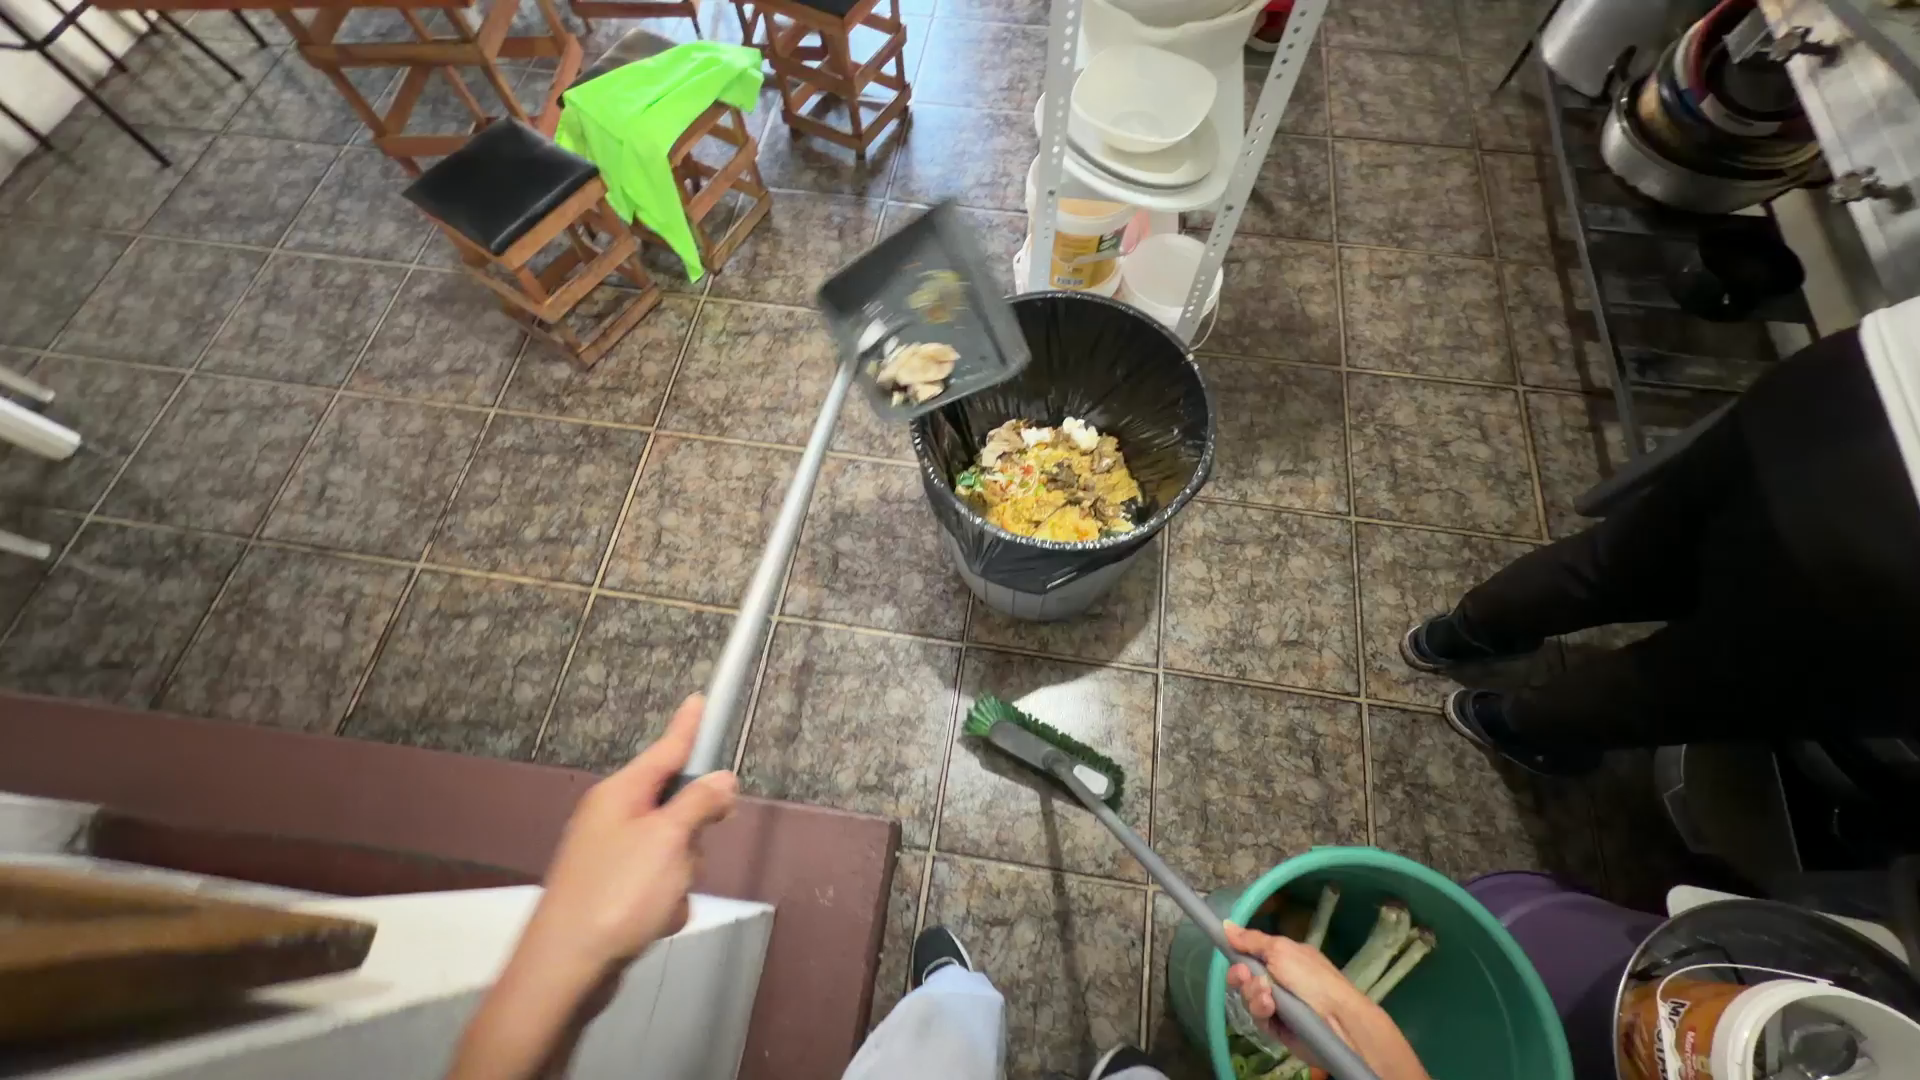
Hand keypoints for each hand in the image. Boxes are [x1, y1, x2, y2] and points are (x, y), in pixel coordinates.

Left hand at [447, 695, 738, 1079]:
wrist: (562, 971)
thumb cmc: (618, 893)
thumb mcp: (669, 841)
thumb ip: (699, 804)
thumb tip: (721, 779)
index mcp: (622, 794)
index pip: (666, 749)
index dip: (689, 726)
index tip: (699, 697)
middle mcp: (614, 817)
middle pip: (677, 802)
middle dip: (694, 830)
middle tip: (691, 850)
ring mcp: (610, 855)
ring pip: (673, 846)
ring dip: (682, 871)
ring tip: (665, 897)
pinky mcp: (611, 890)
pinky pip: (657, 880)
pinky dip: (665, 898)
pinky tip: (655, 920)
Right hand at [1224, 922, 1431, 1079]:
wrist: (1339, 1022)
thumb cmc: (1312, 978)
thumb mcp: (1280, 949)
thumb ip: (1251, 940)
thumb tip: (1226, 924)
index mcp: (1281, 957)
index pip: (1250, 952)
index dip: (1237, 953)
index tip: (1227, 951)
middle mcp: (1277, 979)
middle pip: (1244, 975)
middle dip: (1240, 974)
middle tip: (1244, 975)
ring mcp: (1277, 1004)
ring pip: (1247, 996)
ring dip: (1252, 993)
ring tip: (1266, 994)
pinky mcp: (1276, 1027)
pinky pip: (1257, 1016)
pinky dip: (1261, 1009)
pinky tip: (1270, 1007)